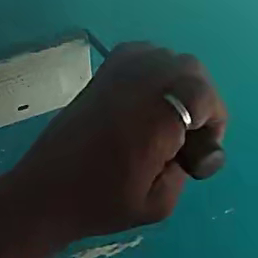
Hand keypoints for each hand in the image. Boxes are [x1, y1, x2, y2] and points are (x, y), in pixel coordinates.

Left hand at [0, 42, 226, 249]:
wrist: (43, 193)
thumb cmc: (99, 204)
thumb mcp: (158, 205)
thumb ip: (184, 169)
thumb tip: (189, 146)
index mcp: (152, 120)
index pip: (201, 93)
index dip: (213, 118)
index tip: (200, 148)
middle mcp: (135, 88)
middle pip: (188, 68)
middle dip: (201, 99)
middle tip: (189, 135)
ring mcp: (114, 76)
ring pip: (165, 56)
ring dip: (178, 82)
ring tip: (169, 117)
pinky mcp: (99, 76)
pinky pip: (139, 53)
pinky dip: (154, 68)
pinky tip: (147, 99)